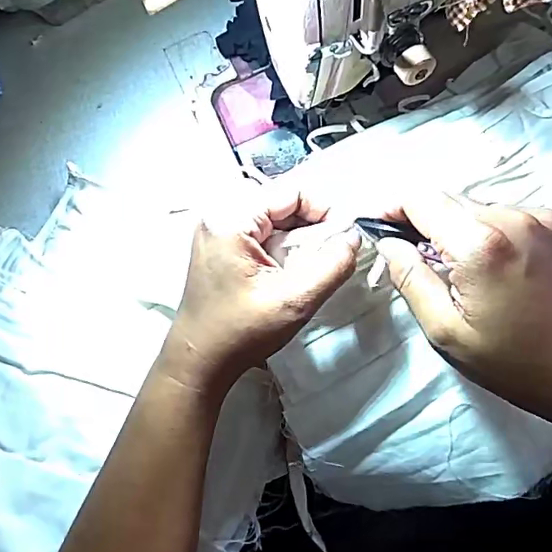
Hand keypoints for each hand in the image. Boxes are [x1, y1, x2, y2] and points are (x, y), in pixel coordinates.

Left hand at [158, 181, 359, 398]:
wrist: (199, 360)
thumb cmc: (240, 332)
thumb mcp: (294, 300)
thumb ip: (331, 265)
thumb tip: (353, 237)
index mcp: (229, 218)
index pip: (289, 191)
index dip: (322, 210)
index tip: (341, 238)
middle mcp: (217, 214)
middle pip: (279, 201)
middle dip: (309, 225)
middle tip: (327, 254)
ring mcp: (214, 228)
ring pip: (270, 216)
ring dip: (295, 236)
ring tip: (308, 264)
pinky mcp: (217, 244)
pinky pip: (257, 230)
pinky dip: (278, 244)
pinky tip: (287, 269)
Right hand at [372, 193, 551, 437]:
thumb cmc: (519, 363)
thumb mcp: (447, 331)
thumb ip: (410, 279)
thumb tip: (388, 244)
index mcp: (481, 242)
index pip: (420, 200)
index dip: (393, 210)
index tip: (382, 231)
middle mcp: (514, 216)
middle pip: (450, 202)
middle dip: (428, 226)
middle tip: (423, 264)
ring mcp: (546, 217)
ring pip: (480, 209)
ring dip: (463, 231)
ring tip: (469, 273)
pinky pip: (511, 217)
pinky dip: (495, 234)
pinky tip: (504, 269)